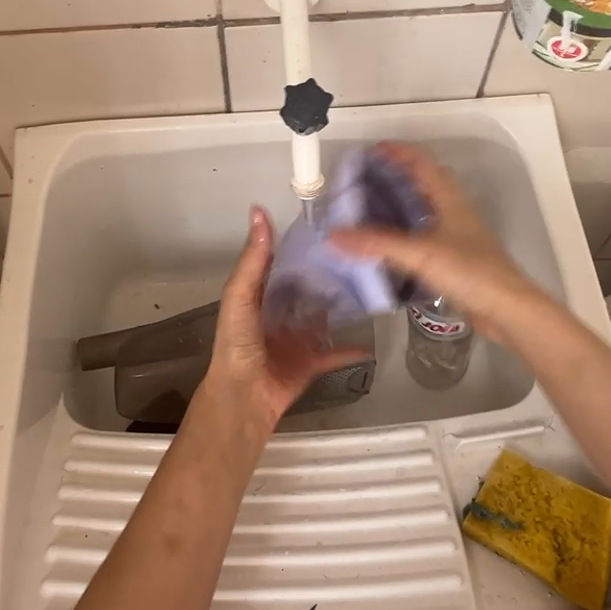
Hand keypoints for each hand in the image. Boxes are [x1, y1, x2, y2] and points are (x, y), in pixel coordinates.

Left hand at [199, 207, 371, 430]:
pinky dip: (352, 348)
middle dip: (326, 276)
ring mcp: (296, 340)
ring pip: (323, 319)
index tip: (327, 226)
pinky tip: (371, 339)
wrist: (244, 397)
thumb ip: (253, 258)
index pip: (280, 266)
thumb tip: (258, 212)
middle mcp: (277, 316)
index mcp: (258, 298)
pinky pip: (335, 354)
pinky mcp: (310, 363)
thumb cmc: (238, 344)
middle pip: (305, 291)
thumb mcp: (241, 296)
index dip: (298, 247)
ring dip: (342, 307)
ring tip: (370, 286)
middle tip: (358, 254)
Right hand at [330, 141, 545, 343]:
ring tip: (367, 212)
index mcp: (449, 201)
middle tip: (364, 183)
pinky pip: (423, 238)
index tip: (370, 152)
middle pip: (424, 183)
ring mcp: (456, 237)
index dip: (398, 152)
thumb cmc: (470, 273)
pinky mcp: (454, 260)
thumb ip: (378, 244)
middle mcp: (453, 213)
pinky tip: (385, 250)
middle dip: (395, 177)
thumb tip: (334, 235)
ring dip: (399, 206)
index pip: (422, 163)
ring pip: (424, 211)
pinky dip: (402, 237)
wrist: (507, 310)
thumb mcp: (421, 254)